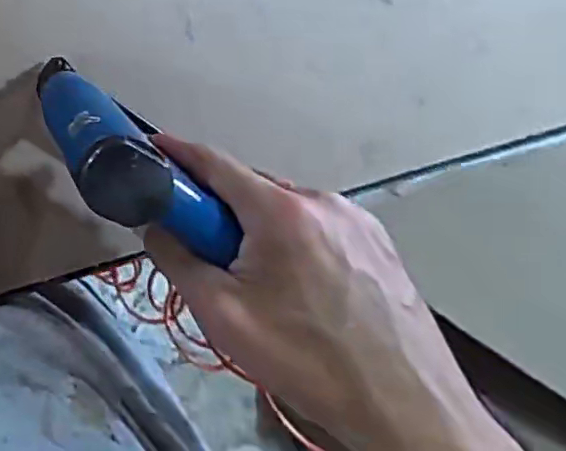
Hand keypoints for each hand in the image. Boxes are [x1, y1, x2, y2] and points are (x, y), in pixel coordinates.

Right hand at [144, 134, 514, 450]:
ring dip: (259, 228)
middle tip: (208, 249)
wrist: (411, 416)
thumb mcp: (223, 316)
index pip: (214, 161)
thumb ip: (177, 261)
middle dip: (220, 209)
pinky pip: (316, 224)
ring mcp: (355, 219)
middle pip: (249, 186)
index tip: (154, 148)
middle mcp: (320, 201)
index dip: (178, 151)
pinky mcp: (378, 241)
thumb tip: (157, 229)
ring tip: (261, 283)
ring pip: (284, 206)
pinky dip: (294, 240)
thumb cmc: (311, 364)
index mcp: (280, 211)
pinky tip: (300, 287)